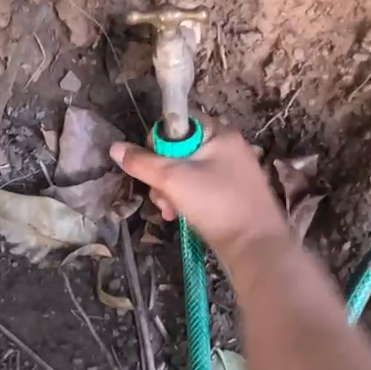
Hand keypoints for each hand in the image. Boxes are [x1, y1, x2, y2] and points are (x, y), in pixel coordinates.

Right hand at [109, 130, 290, 261]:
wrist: (256, 247)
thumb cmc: (216, 204)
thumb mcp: (173, 180)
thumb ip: (142, 162)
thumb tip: (115, 147)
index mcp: (219, 133)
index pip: (178, 122)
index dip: (158, 141)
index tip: (150, 165)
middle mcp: (227, 147)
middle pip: (179, 150)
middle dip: (162, 175)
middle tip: (161, 195)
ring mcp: (231, 172)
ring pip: (186, 172)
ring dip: (170, 191)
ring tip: (170, 210)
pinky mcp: (231, 194)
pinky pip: (199, 188)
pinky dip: (185, 200)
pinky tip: (179, 216)